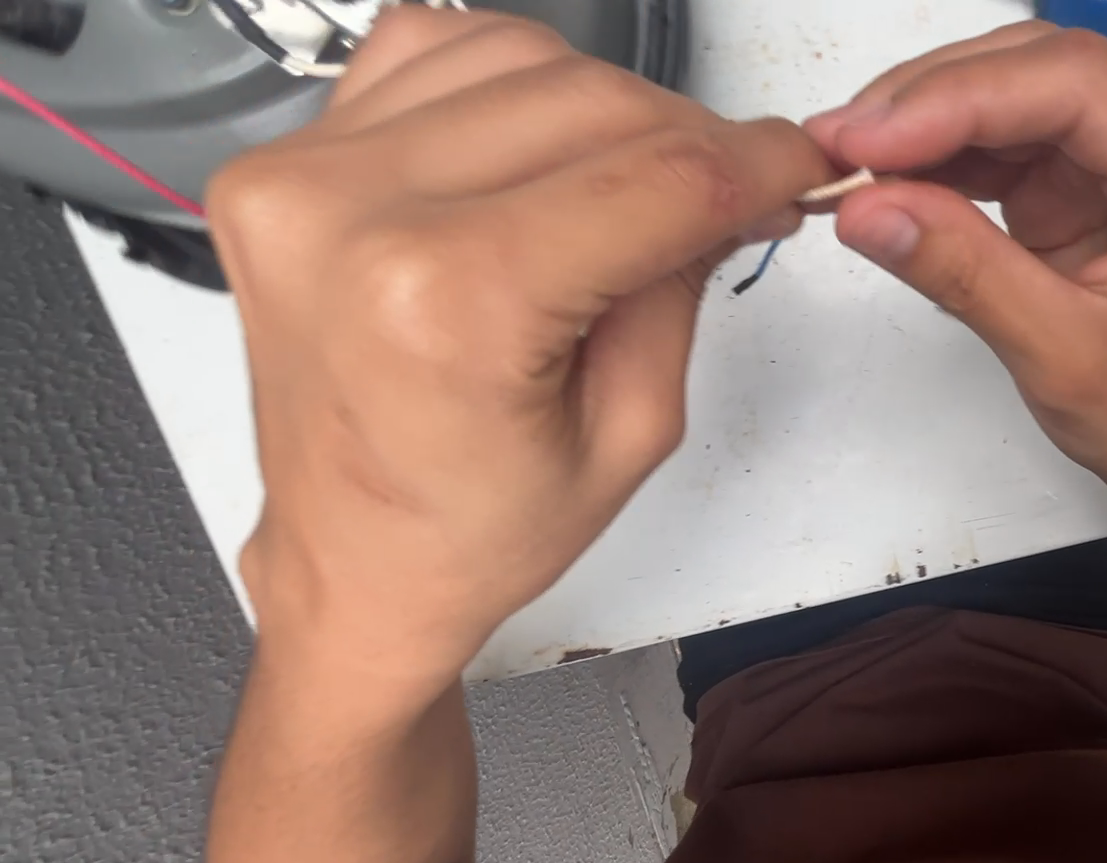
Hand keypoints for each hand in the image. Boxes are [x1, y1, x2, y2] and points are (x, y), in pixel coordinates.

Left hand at [209, 9, 832, 703]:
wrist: (362, 556)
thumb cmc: (489, 528)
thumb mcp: (636, 429)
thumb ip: (681, 294)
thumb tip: (730, 197)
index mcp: (456, 305)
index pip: (655, 182)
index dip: (756, 162)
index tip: (808, 164)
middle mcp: (358, 211)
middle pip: (594, 104)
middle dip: (701, 139)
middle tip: (753, 187)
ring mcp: (306, 171)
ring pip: (521, 59)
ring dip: (622, 109)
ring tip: (662, 180)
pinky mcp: (292, 160)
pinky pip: (434, 56)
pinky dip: (527, 84)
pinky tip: (570, 146)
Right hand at [805, 22, 1106, 506]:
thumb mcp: (1054, 354)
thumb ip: (965, 274)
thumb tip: (864, 209)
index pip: (1079, 88)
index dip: (963, 98)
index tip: (867, 138)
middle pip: (1040, 72)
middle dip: (931, 101)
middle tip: (839, 142)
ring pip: (1010, 93)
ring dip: (923, 121)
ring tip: (847, 160)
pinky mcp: (1075, 174)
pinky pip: (996, 140)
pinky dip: (934, 155)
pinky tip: (886, 176)